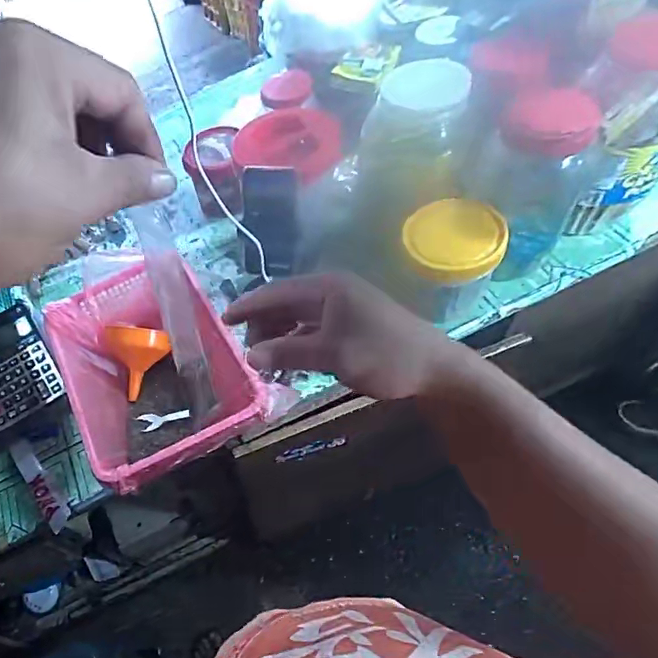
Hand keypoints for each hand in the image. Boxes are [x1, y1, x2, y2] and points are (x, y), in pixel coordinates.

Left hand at [0, 19, 175, 293]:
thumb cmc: (3, 211)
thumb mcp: (83, 196)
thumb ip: (134, 179)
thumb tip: (166, 178)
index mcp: (38, 52)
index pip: (120, 90)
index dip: (148, 140)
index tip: (156, 186)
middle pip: (82, 94)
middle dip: (108, 147)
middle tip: (116, 195)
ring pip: (45, 108)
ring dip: (75, 151)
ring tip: (78, 197)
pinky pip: (7, 118)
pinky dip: (36, 150)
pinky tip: (34, 190)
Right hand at [222, 272, 471, 400]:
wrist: (435, 369)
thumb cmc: (384, 356)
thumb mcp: (333, 355)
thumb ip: (289, 353)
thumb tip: (249, 357)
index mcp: (326, 288)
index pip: (275, 292)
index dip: (247, 306)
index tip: (222, 322)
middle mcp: (331, 291)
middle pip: (283, 304)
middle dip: (262, 328)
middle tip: (251, 358)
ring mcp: (342, 308)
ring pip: (296, 319)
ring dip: (279, 339)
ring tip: (267, 366)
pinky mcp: (350, 325)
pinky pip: (312, 331)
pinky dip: (297, 346)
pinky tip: (290, 365)